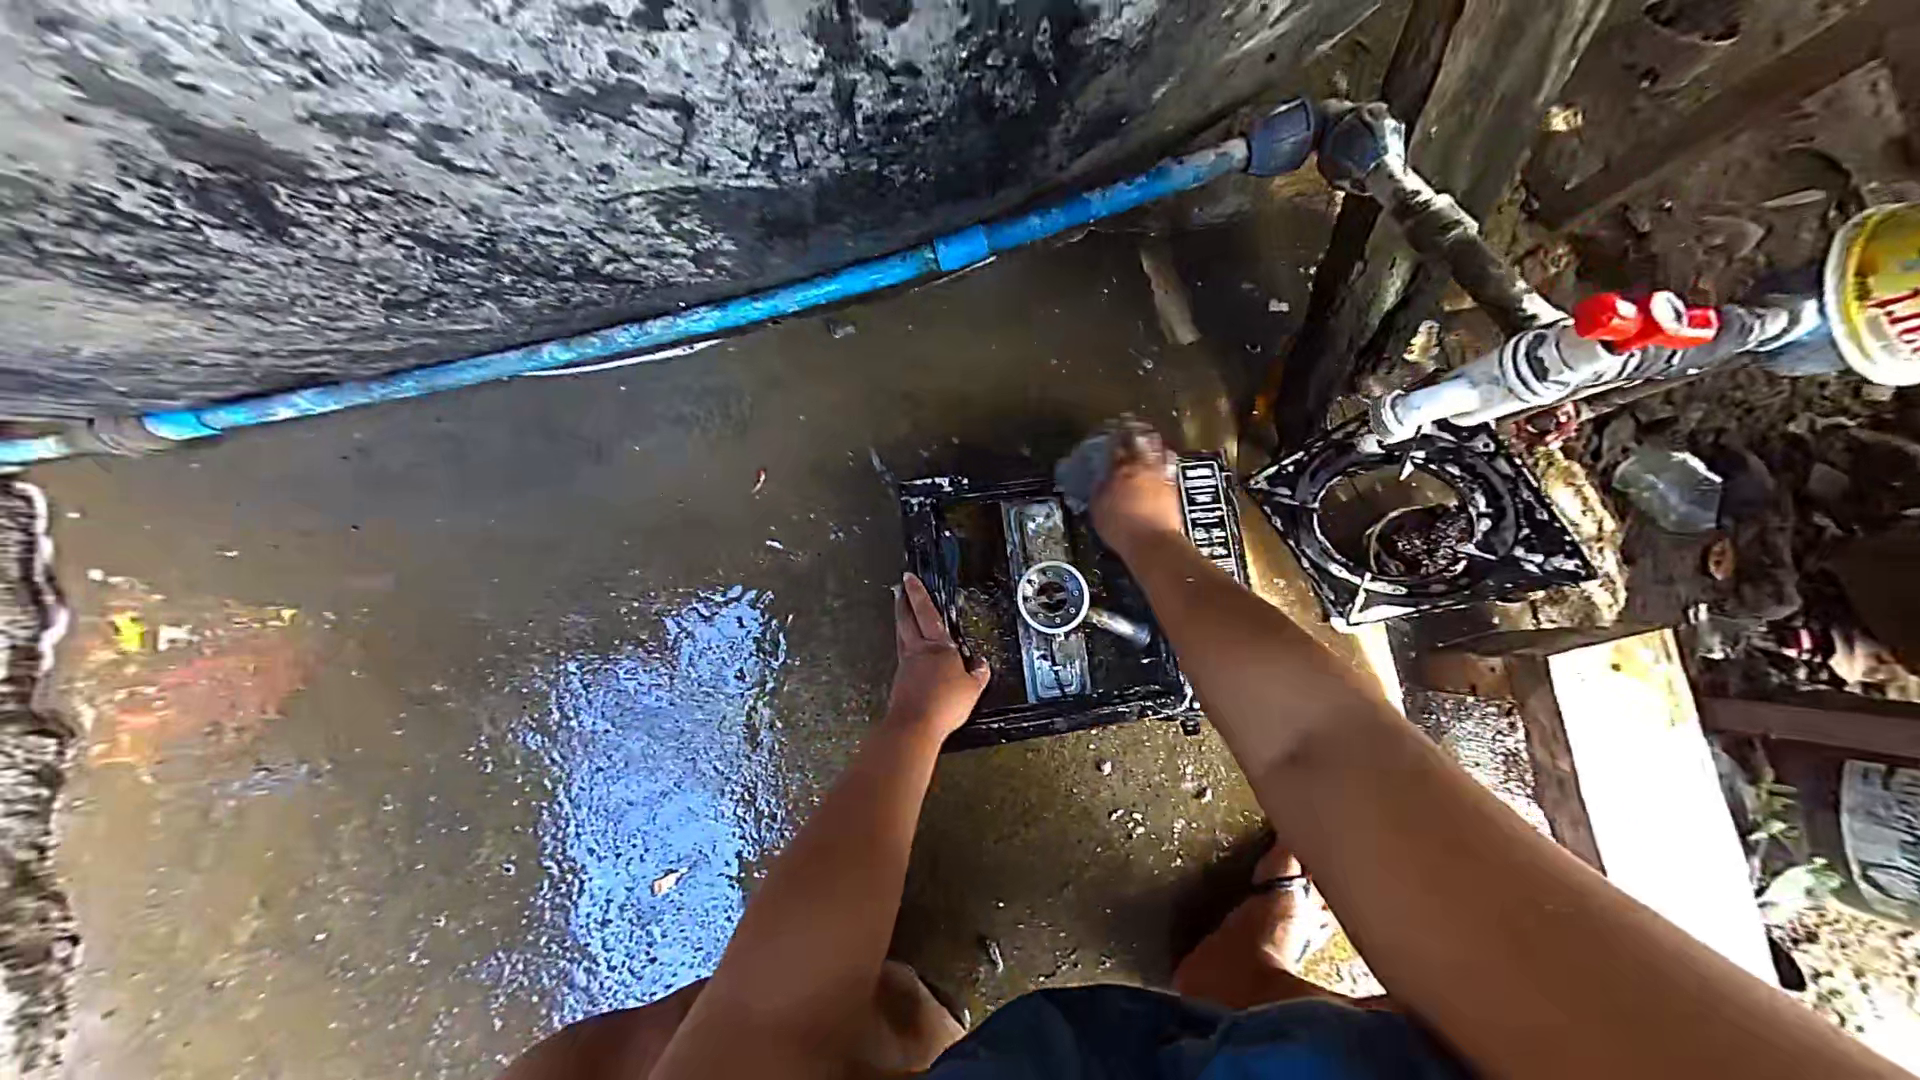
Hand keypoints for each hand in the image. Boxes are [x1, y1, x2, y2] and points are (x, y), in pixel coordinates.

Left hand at [886, 573, 989, 736]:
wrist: (914, 725)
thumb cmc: (944, 704)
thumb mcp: (972, 688)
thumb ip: (978, 673)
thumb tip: (981, 664)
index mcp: (938, 646)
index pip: (927, 612)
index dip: (918, 593)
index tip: (909, 578)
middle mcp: (918, 651)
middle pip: (906, 620)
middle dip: (903, 602)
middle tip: (899, 589)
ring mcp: (906, 665)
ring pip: (902, 635)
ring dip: (901, 621)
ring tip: (901, 613)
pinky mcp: (900, 680)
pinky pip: (903, 655)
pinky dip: (905, 646)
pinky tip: (911, 652)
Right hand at [1089, 424, 1184, 556]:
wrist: (1152, 542)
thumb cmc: (1123, 529)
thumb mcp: (1099, 510)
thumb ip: (1099, 491)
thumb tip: (1099, 482)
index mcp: (1119, 472)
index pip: (1114, 447)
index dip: (1112, 437)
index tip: (1110, 431)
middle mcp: (1141, 468)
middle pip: (1137, 442)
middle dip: (1132, 430)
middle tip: (1129, 422)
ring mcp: (1159, 475)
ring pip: (1156, 448)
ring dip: (1151, 439)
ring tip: (1148, 432)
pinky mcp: (1172, 486)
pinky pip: (1170, 463)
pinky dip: (1166, 454)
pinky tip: (1166, 452)